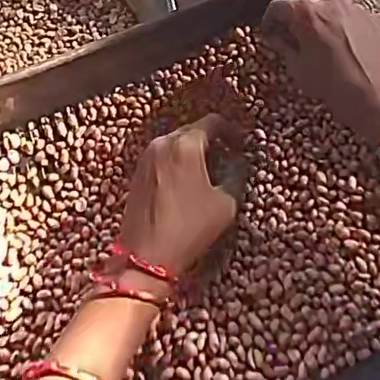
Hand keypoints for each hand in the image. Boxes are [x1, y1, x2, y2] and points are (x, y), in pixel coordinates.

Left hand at [117, 114, 239, 275]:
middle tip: (228, 159)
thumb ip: (236, 174)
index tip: (241, 147)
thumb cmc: (188, 228)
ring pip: (176, 143)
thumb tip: (238, 162)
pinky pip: (163, 156)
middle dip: (212, 141)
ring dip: (194, 152)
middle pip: (193, 130)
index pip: (213, 122)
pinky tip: (187, 183)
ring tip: (209, 172)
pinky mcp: (137, 172)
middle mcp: (162, 143)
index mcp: (185, 145)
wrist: (144, 257)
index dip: (231, 132)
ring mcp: (146, 157)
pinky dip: (178, 162)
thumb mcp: (226, 203)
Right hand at [261, 0, 379, 142]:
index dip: (269, 21)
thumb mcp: (300, 71)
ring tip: (315, 47)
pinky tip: (337, 49)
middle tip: (290, 41)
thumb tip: (278, 39)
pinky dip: (336, 26)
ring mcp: (353, 8)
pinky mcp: (370, 18)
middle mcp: (330, 2)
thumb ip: (284, 47)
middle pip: (302, 3)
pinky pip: (344, 16)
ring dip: (316, 22)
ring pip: (325, 8)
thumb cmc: (338, 88)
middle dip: (293, 20)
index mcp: (306, 12)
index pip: (277, 7)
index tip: (269, 34)